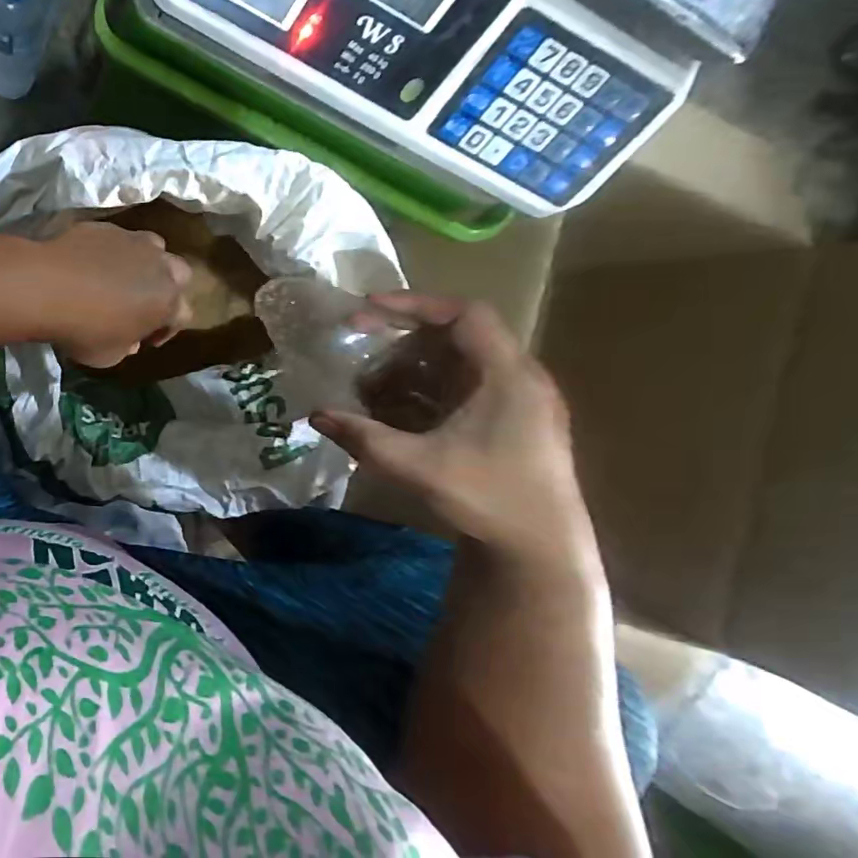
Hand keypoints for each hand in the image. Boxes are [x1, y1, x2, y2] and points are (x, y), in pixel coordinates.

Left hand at [32, 221, 192, 367]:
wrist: (47, 286)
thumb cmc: (83, 329)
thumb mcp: (108, 356)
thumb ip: (125, 347)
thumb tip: (129, 339)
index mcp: (167, 301)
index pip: (182, 316)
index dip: (166, 330)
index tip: (147, 339)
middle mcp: (159, 265)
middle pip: (179, 274)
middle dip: (167, 288)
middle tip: (143, 303)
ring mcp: (133, 241)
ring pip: (154, 248)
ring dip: (145, 263)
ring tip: (122, 277)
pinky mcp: (106, 227)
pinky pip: (118, 239)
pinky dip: (112, 252)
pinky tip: (92, 264)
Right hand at [311, 294, 594, 565]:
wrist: (541, 553)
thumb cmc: (487, 499)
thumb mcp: (416, 465)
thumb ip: (363, 436)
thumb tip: (315, 414)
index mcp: (508, 377)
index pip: (465, 314)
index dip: (415, 303)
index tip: (369, 308)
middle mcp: (518, 380)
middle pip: (456, 334)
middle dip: (401, 335)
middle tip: (357, 338)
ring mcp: (517, 402)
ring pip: (456, 362)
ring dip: (408, 365)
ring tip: (368, 383)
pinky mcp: (509, 422)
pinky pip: (461, 386)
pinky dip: (423, 387)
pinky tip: (392, 409)